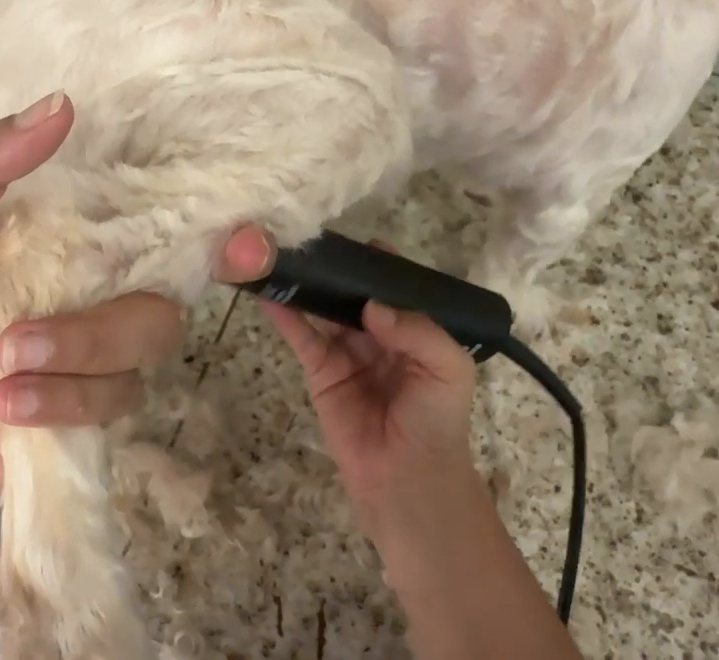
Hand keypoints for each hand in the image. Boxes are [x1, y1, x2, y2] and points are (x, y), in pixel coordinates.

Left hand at [0, 91, 274, 554]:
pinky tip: (8, 404)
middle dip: (160, 287)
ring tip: (7, 360)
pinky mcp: (96, 405)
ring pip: (148, 334)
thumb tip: (62, 104)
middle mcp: (99, 281)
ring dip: (79, 346)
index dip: (206, 208)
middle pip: (166, 277)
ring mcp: (102, 347)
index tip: (242, 221)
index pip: (147, 206)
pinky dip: (61, 397)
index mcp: (66, 230)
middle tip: (174, 275)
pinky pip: (118, 395)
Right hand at [257, 252, 480, 525]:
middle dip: (338, 269)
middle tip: (311, 239)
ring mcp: (347, 352)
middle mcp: (379, 335)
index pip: (395, 288)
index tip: (359, 241)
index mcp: (414, 330)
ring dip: (308, 286)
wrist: (408, 480)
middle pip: (355, 294)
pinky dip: (286, 315)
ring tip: (285, 257)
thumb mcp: (448, 369)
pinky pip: (302, 337)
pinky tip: (270, 294)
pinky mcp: (320, 372)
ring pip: (326, 310)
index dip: (381, 265)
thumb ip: (417, 330)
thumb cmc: (436, 421)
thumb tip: (371, 306)